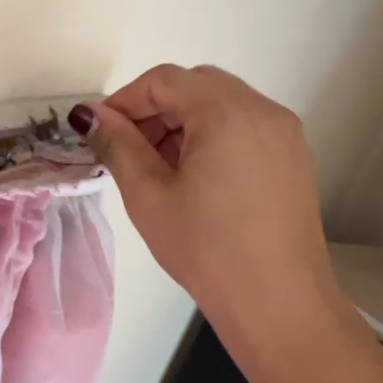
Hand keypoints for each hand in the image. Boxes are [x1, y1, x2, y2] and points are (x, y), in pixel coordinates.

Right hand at [70, 64, 335, 322]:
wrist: (278, 303)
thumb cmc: (206, 249)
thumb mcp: (148, 195)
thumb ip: (117, 145)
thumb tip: (88, 114)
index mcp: (227, 113)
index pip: (165, 80)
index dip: (125, 100)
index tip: (100, 132)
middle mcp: (263, 111)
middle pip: (197, 86)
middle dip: (155, 109)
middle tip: (128, 150)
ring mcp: (285, 135)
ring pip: (222, 105)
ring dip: (183, 123)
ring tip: (159, 171)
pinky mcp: (293, 159)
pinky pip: (244, 128)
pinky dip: (212, 137)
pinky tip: (194, 181)